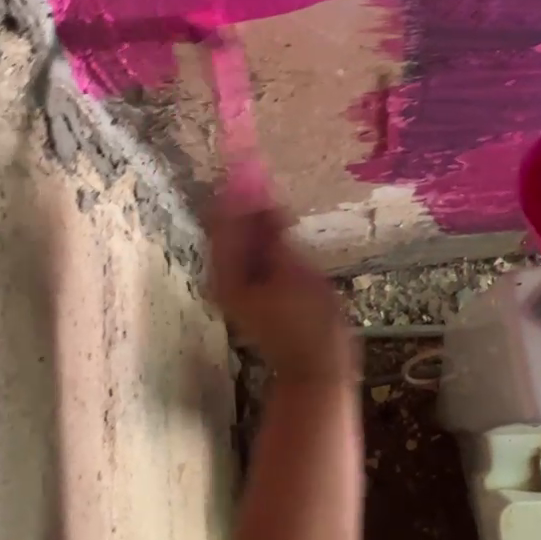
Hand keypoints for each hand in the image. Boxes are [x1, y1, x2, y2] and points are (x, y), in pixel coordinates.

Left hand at [204, 201, 351, 381]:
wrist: (317, 368)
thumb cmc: (308, 321)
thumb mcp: (293, 270)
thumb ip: (271, 234)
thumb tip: (259, 199)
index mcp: (227, 274)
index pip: (223, 221)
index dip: (238, 194)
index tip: (255, 171)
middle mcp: (223, 279)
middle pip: (229, 230)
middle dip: (248, 207)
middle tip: (272, 187)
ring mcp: (236, 288)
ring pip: (240, 242)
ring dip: (258, 222)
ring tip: (281, 208)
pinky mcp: (251, 293)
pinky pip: (251, 255)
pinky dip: (264, 240)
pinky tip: (284, 232)